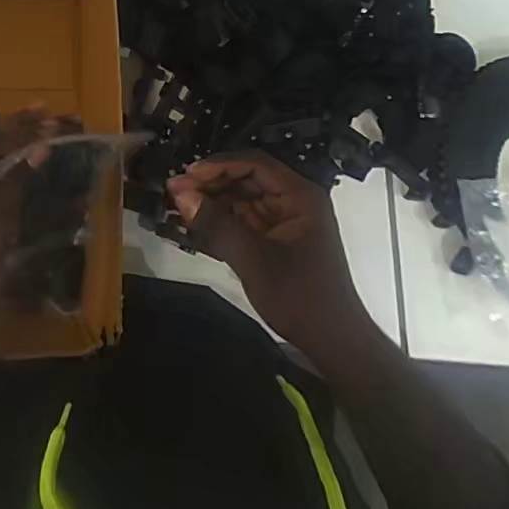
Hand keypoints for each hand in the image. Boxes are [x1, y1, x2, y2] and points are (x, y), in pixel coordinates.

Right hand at [167, 150, 363, 346]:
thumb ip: (216, 224)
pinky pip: (242, 218)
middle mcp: (293, 202)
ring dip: (211, 201)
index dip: (218, 165)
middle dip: (210, 183)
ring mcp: (283, 220)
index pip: (255, 164)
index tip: (188, 174)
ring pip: (240, 197)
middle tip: (176, 190)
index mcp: (300, 197)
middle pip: (245, 178)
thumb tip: (181, 195)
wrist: (332, 344)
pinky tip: (194, 222)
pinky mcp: (274, 238)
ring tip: (179, 205)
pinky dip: (219, 219)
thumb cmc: (302, 299)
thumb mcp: (253, 259)